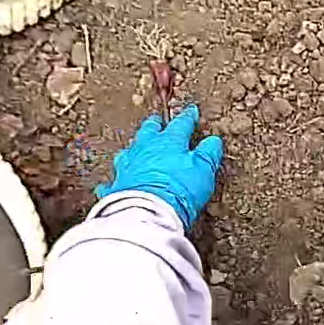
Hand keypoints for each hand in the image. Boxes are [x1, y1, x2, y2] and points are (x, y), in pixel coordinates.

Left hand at [94, 106, 222, 229]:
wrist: (148, 213)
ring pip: (129, 152)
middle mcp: (144, 149)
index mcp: (168, 142)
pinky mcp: (116, 187)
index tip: (192, 111)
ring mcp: (127, 167)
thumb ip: (208, 154)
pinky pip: (113, 182)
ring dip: (134, 149)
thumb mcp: (203, 170)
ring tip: (136, 148)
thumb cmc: (179, 190)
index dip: (188, 117)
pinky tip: (110, 184)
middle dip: (155, 125)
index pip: (181, 124)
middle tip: (156, 121)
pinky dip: (115, 181)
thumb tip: (213, 141)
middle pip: (149, 131)